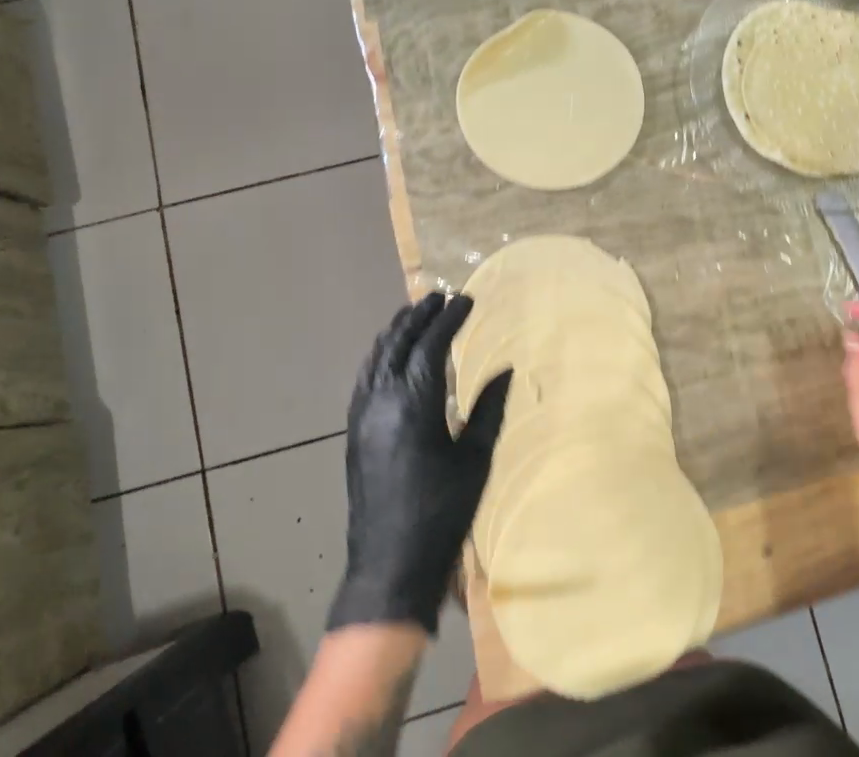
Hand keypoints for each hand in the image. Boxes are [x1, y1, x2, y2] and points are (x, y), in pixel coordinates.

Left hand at [327, 293, 510, 635]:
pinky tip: (390, 356)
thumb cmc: (443, 511)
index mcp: (414, 405)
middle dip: (418, 317)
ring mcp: (362, 416)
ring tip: (414, 315)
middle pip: (397, 344)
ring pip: (375, 358)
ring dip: (396, 332)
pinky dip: (380, 356)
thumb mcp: (475, 459)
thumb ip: (488, 410)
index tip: (465, 300)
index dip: (448, 319)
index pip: (430, 346)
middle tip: (439, 298)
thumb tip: (505, 370)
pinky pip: (365, 378)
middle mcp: (381, 401)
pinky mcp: (354, 431)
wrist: (391, 561)